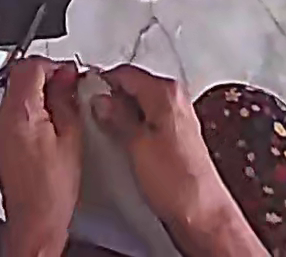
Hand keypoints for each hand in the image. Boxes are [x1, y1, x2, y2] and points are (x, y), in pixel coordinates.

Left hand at [0, 57, 83, 256]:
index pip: (30, 67)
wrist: (35, 223)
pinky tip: (49, 120)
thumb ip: (66, 99)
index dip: (53, 63)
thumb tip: (67, 76)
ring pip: (15, 92)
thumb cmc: (53, 189)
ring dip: (38, 89)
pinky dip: (31, 106)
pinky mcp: (0, 144)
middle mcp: (4, 120)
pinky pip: (13, 111)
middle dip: (45, 73)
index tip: (69, 72)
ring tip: (61, 102)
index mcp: (22, 114)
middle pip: (19, 76)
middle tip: (67, 83)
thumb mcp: (71, 135)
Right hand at [93, 65, 257, 252]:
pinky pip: (148, 117)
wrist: (201, 212)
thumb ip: (117, 117)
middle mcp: (175, 97)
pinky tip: (123, 142)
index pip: (127, 72)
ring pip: (141, 102)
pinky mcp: (176, 133)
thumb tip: (101, 99)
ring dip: (122, 112)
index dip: (102, 80)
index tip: (83, 91)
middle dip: (112, 97)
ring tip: (103, 129)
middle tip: (90, 112)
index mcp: (165, 91)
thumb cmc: (177, 181)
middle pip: (135, 85)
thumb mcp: (137, 145)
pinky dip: (134, 124)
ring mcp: (177, 114)